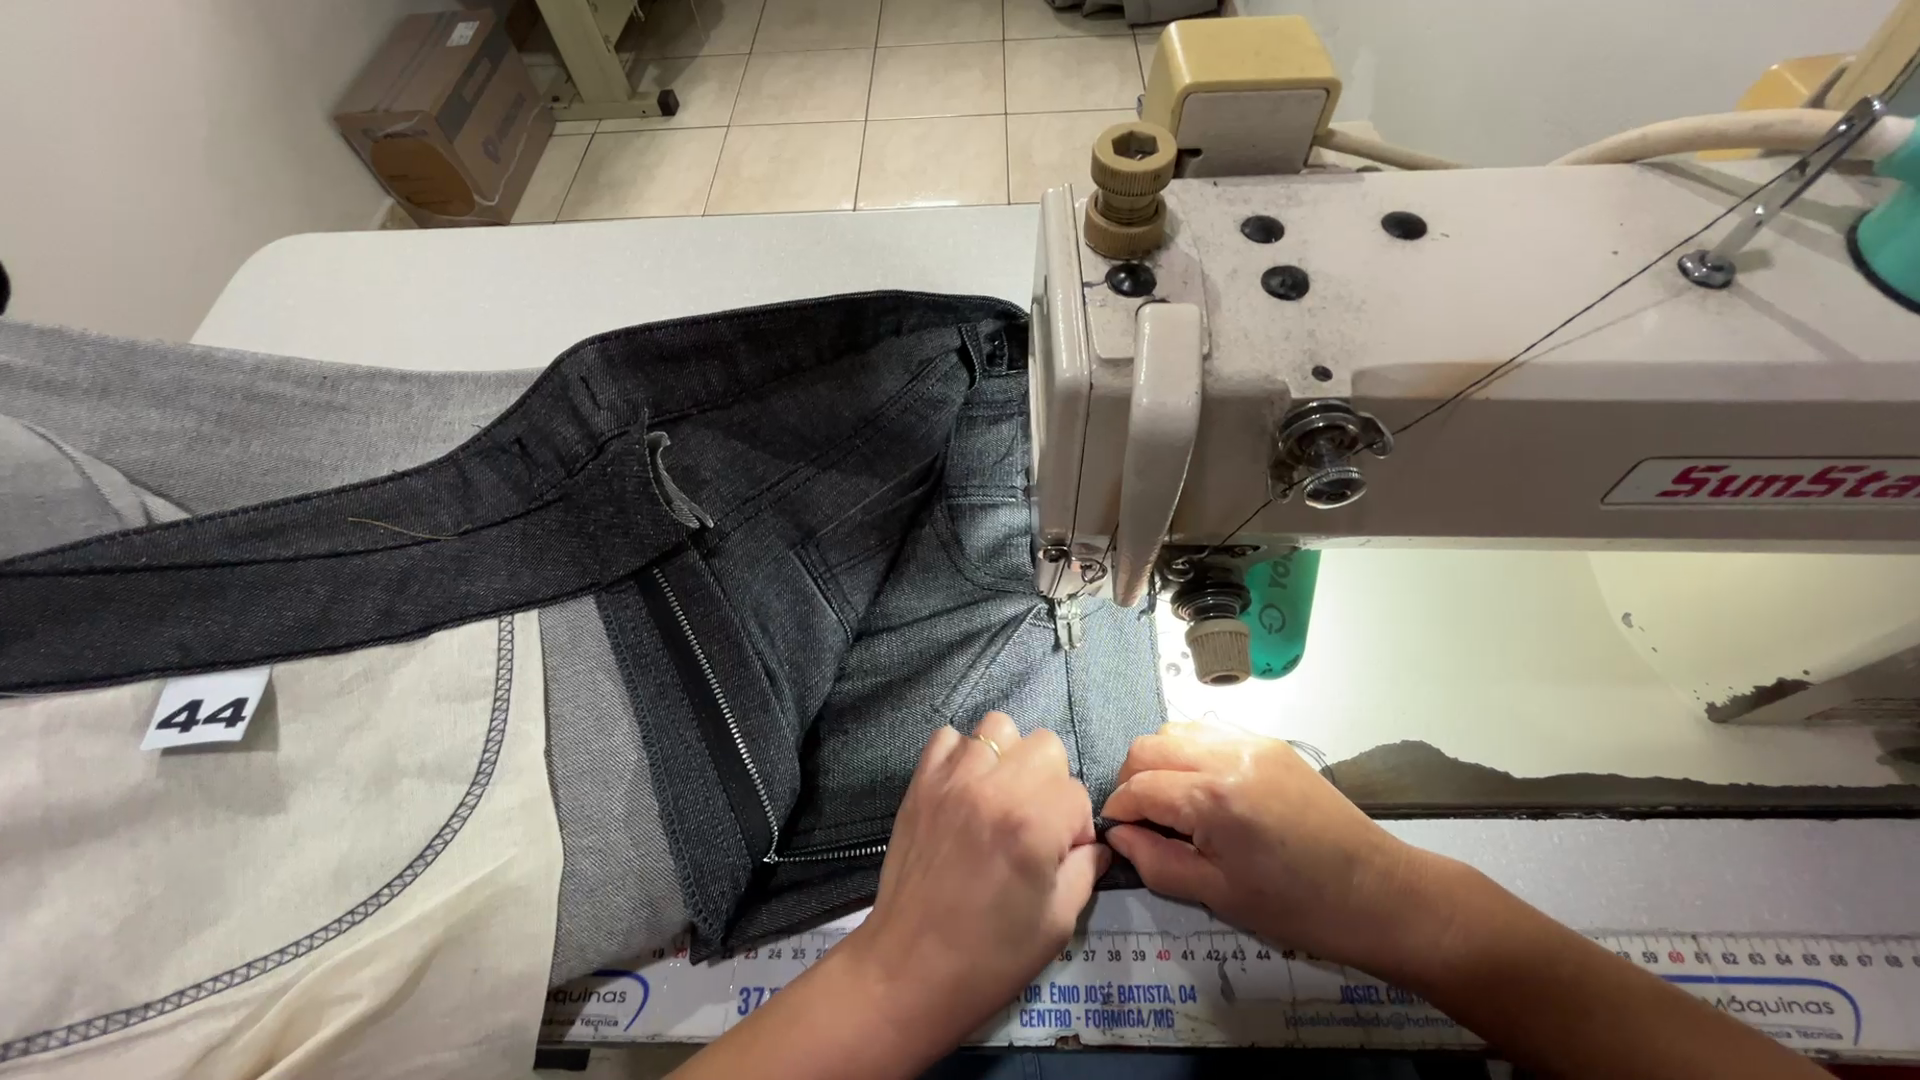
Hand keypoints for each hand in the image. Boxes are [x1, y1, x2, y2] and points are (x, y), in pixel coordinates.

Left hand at [838, 712, 1108, 1046]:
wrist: (910, 969)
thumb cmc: (991, 957)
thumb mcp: (1059, 923)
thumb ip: (1084, 870)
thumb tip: (1093, 845)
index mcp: (1035, 821)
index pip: (1077, 792)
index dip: (1076, 827)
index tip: (1060, 856)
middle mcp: (994, 786)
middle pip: (1045, 744)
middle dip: (1050, 781)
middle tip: (1035, 822)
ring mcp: (952, 779)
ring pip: (998, 727)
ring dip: (1009, 758)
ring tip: (1000, 798)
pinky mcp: (920, 783)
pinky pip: (947, 738)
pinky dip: (962, 755)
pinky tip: (965, 791)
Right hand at [1101, 722, 1437, 971]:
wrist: (1377, 892)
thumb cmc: (1296, 906)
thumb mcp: (1216, 895)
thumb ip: (1155, 860)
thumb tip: (1119, 835)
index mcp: (1213, 799)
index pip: (1137, 788)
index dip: (1118, 811)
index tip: (1117, 833)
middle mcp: (1226, 756)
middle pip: (1147, 747)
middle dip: (1131, 780)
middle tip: (1141, 818)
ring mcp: (1250, 742)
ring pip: (1174, 730)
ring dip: (1158, 760)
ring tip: (1171, 800)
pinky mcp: (1269, 742)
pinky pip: (1209, 730)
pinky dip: (1189, 750)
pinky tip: (1201, 785)